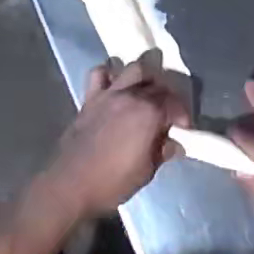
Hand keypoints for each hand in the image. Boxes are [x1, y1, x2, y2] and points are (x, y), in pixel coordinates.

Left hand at [35, 50, 189, 217]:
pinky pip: (99, 74)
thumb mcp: (146, 172)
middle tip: (167, 114)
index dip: (182, 114)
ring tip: (144, 93)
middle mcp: (131, 96)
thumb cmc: (112, 182)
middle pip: (157, 84)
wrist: (69, 185)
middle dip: (167, 97)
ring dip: (144, 77)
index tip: (183, 128)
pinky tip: (114, 88)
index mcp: (149, 114)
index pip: (174, 103)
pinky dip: (109, 75)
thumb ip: (162, 152)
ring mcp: (109, 94)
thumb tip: (174, 144)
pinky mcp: (89, 99)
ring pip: (133, 69)